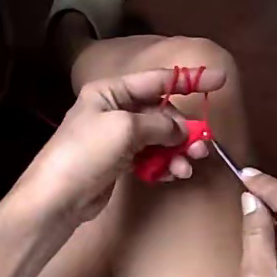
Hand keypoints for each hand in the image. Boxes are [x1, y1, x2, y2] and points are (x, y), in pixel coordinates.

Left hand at [11, 66, 227, 224]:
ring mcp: (116, 137)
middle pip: (161, 112)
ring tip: (186, 166)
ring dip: (177, 150)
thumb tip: (182, 129)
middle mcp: (114, 110)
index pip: (156, 80)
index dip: (189, 79)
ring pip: (159, 137)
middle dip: (183, 129)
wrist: (57, 198)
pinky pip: (150, 156)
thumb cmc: (85, 153)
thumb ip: (159, 123)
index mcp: (109, 91)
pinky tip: (172, 174)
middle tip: (201, 147)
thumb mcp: (124, 129)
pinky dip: (164, 164)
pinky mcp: (119, 161)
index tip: (220, 80)